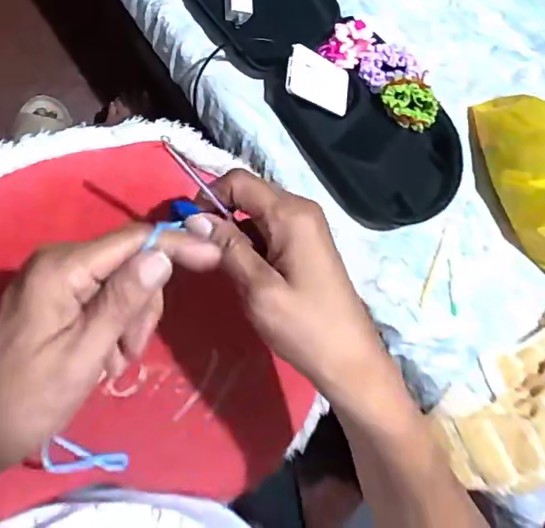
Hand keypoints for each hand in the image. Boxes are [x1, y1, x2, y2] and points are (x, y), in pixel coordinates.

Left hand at [0, 221, 221, 473]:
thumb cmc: (27, 397)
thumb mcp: (83, 355)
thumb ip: (122, 301)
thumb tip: (161, 253)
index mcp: (62, 266)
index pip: (132, 239)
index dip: (175, 244)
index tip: (214, 256)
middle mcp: (58, 259)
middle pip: (128, 263)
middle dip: (139, 307)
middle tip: (125, 355)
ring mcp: (53, 276)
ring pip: (118, 283)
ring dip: (124, 324)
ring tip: (107, 365)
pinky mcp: (52, 294)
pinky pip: (98, 296)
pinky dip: (108, 327)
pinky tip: (98, 359)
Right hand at [188, 169, 401, 414]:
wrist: (353, 365)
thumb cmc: (306, 328)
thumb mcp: (258, 290)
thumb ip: (227, 248)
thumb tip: (194, 217)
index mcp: (290, 214)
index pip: (238, 180)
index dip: (209, 196)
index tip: (191, 227)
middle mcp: (300, 208)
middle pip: (248, 191)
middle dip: (220, 212)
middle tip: (202, 247)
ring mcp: (306, 224)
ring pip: (256, 209)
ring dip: (234, 228)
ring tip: (221, 261)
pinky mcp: (306, 241)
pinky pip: (269, 225)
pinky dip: (250, 238)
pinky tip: (244, 268)